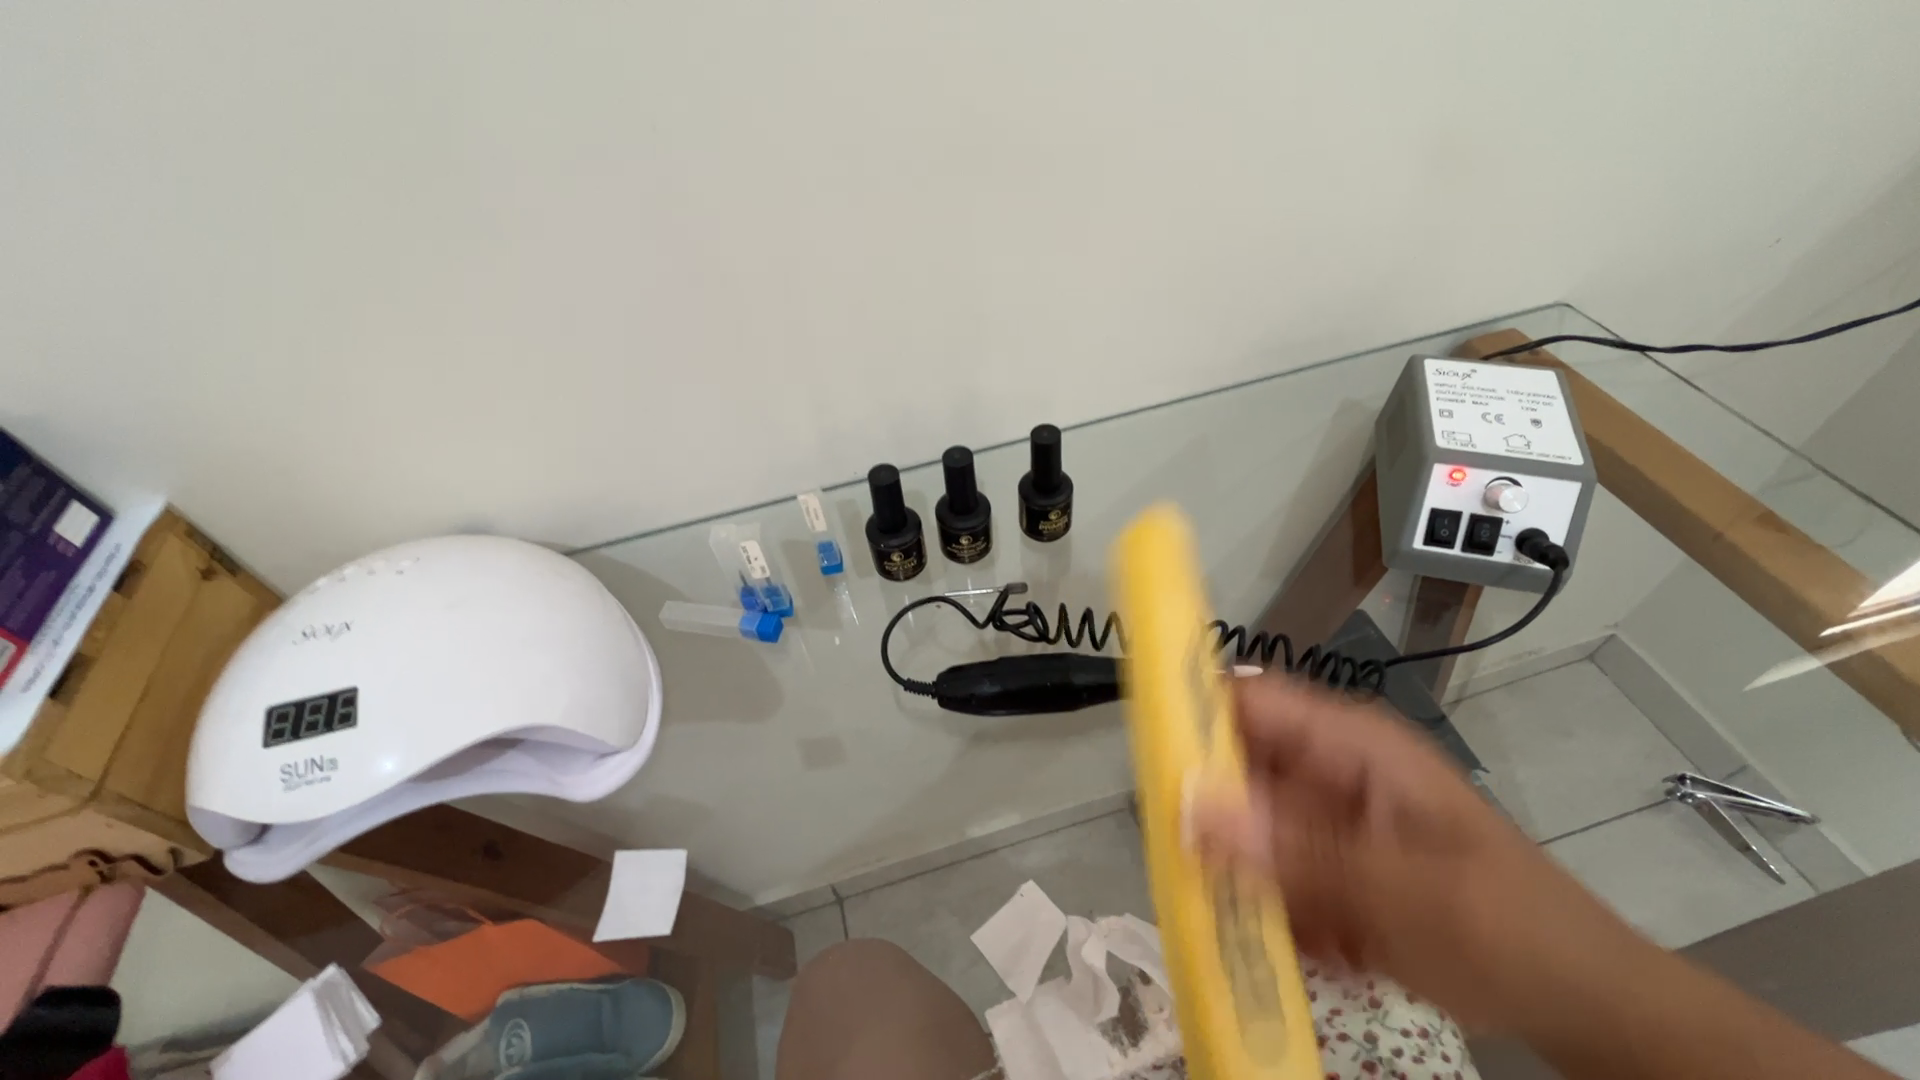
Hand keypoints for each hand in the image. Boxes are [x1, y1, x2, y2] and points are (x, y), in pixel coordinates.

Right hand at [1191, 675, 1660, 1033]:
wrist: (1579, 998)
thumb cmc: (1507, 925)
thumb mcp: (1405, 891)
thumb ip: (1297, 852)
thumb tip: (1189, 809)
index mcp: (1348, 743)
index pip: (1247, 700)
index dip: (1190, 713)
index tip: (1145, 763)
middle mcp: (1326, 770)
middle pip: (1230, 766)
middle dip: (1208, 819)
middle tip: (1193, 871)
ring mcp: (1323, 821)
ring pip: (1240, 829)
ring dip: (1244, 880)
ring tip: (1285, 927)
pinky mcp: (1324, 867)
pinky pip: (1265, 874)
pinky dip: (1273, 911)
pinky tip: (1322, 948)